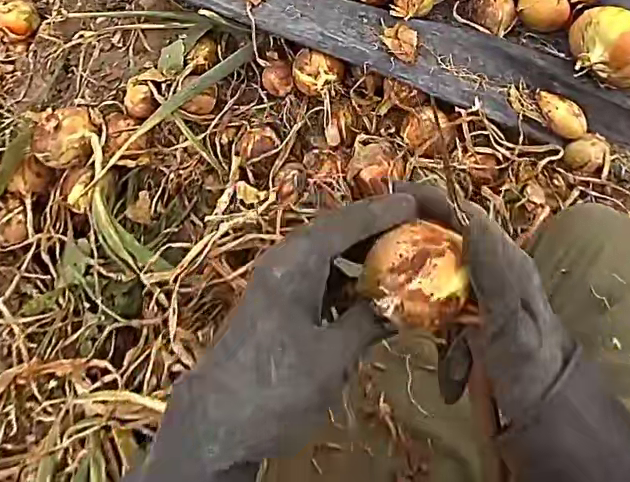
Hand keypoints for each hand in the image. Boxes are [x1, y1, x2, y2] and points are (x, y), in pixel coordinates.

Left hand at [137, 193, 417, 478]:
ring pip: (327, 251)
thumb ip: (368, 323)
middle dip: (375, 228)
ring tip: (398, 256)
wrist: (213, 426)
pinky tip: (366, 292)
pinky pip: (317, 273)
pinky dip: (345, 275)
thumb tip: (402, 304)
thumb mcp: (331, 358)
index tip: (416, 203)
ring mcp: (278, 279)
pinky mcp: (276, 301)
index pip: (347, 222)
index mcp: (297, 260)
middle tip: (414, 228)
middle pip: (337, 230)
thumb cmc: (274, 388)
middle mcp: (286, 259)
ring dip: (360, 252)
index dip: (383, 212)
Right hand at [403, 185, 569, 423]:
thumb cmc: (535, 375)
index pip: (462, 213)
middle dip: (414, 251)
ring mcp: (488, 308)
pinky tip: (450, 383)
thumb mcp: (510, 322)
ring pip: (441, 288)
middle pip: (445, 245)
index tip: (389, 193)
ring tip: (411, 331)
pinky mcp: (482, 338)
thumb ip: (490, 268)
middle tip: (376, 256)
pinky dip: (444, 354)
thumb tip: (466, 212)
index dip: (428, 198)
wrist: (563, 438)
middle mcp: (496, 275)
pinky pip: (449, 330)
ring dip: (426, 314)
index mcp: (506, 261)